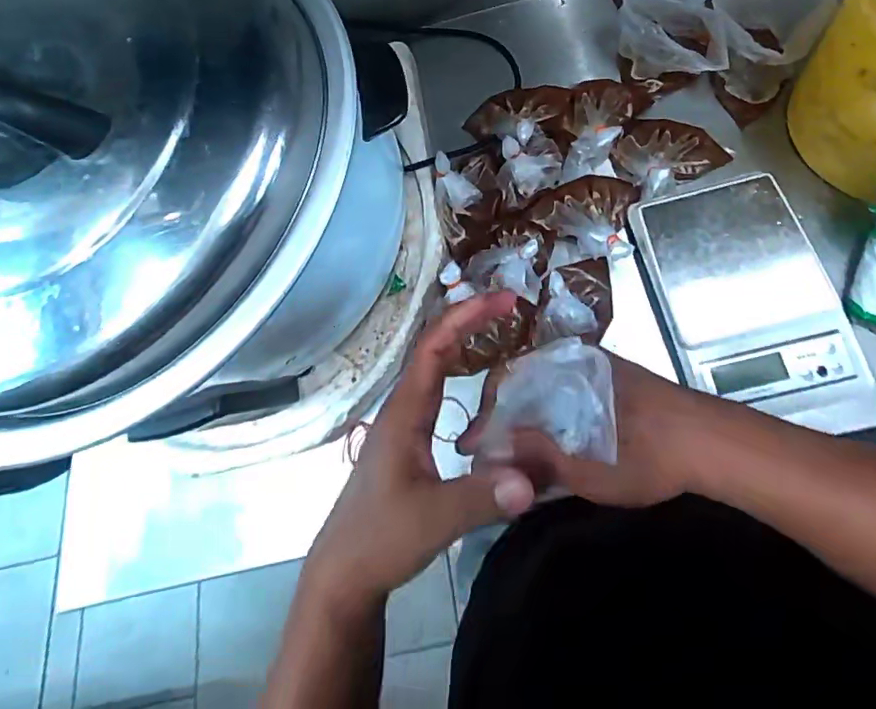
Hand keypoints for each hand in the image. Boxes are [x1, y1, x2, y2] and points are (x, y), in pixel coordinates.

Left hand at [300, 293, 537, 610]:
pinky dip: (460, 369)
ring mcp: (404, 423)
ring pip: (434, 366)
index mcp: (405, 411)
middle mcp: (403, 408)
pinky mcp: (410, 441)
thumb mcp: (433, 519)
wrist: (343, 574)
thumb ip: (481, 498)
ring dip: (463, 339)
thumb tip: (532, 480)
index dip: (467, 317)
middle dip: (470, 319)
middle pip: (434, 346)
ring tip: (500, 326)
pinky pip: (437, 389)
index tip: (505, 301)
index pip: (434, 346)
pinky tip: (480, 381)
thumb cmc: (380, 540)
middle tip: (512, 305)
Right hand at [458, 346, 714, 508]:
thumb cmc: (648, 458)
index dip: (486, 419)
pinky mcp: (611, 375)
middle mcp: (573, 358)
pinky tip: (555, 441)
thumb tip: (493, 450)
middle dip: (505, 419)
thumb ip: (539, 457)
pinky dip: (553, 412)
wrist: (710, 441)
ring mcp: (594, 365)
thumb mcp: (588, 471)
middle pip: (522, 383)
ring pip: (545, 386)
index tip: (476, 451)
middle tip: (498, 457)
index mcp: (562, 371)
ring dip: (529, 417)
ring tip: (523, 454)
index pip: (504, 383)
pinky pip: (568, 388)